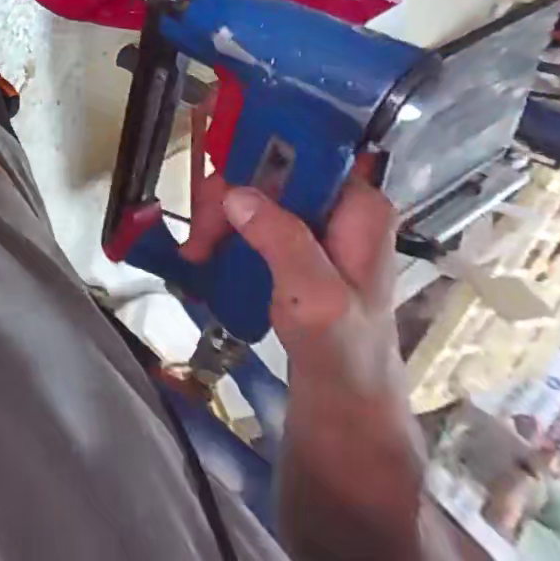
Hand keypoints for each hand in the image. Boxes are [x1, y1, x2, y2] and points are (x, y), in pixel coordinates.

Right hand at [198, 155, 439, 558]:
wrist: (343, 434)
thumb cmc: (345, 367)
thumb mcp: (318, 305)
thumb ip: (286, 244)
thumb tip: (235, 192)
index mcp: (360, 213)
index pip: (325, 143)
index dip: (277, 127)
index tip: (226, 132)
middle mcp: (337, 215)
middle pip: (276, 167)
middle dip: (233, 185)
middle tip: (206, 222)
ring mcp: (310, 238)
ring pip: (254, 193)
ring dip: (219, 212)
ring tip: (199, 249)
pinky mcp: (286, 260)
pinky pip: (245, 223)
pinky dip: (219, 231)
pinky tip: (201, 254)